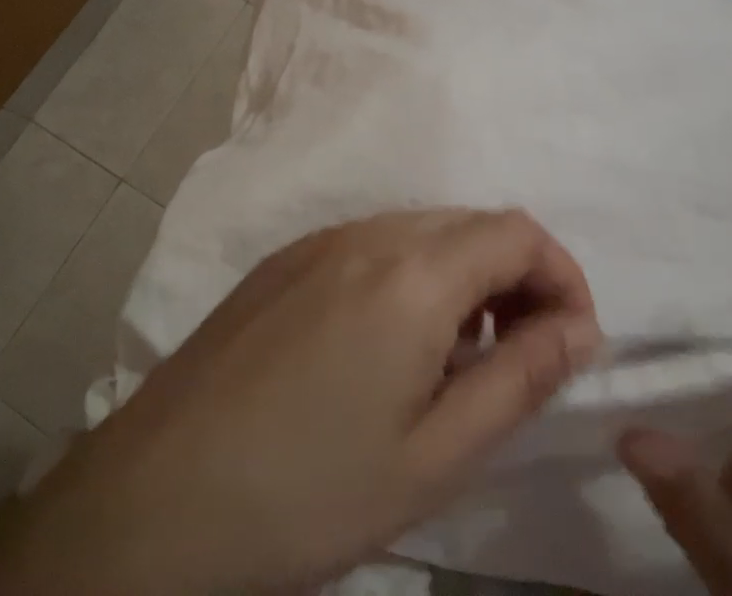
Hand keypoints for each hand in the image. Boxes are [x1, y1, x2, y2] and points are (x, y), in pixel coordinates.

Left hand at [0, 209, 600, 595]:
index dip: (563, 279)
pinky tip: (384, 351)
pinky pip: (367, 247)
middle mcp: (363, 235)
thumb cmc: (308, 493)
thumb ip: (522, 379)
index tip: (570, 344)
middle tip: (518, 361)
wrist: (150, 507)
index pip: (519, 233)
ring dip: (461, 280)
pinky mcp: (275, 267)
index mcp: (412, 274)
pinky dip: (407, 279)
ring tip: (453, 364)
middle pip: (470, 225)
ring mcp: (311, 245)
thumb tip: (581, 328)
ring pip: (419, 233)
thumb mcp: (437, 456)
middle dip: (516, 280)